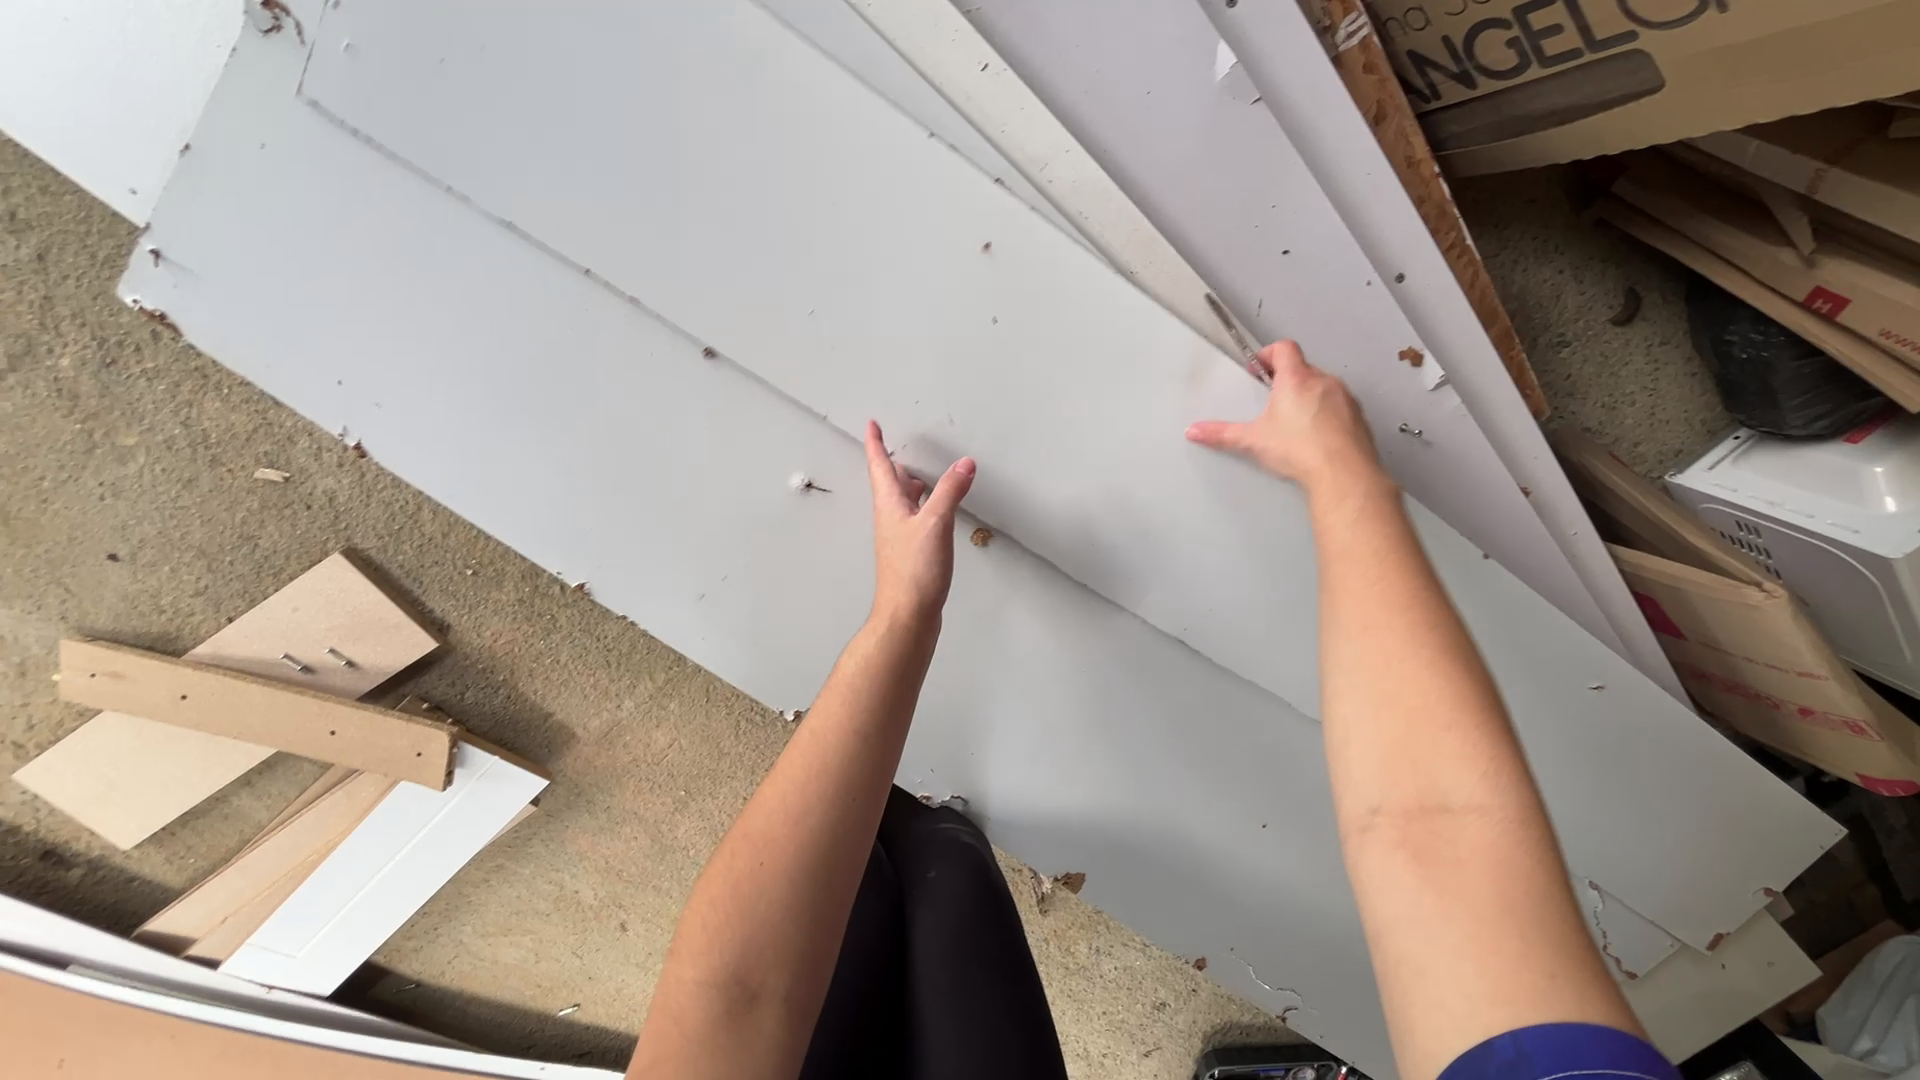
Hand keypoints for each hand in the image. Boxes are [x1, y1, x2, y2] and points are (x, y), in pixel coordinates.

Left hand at [864, 420, 975, 624]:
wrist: (907, 614)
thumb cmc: (913, 572)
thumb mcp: (935, 524)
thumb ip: (950, 491)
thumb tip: (964, 464)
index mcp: (890, 506)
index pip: (880, 466)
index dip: (875, 443)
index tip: (872, 425)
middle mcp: (891, 519)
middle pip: (889, 484)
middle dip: (893, 464)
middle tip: (893, 448)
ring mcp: (899, 537)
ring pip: (903, 503)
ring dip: (910, 486)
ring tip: (919, 476)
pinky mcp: (911, 553)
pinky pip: (916, 520)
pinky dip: (925, 507)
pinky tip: (936, 514)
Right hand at [1185, 340, 1381, 494]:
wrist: (1342, 473)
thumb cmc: (1300, 450)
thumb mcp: (1252, 441)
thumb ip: (1221, 434)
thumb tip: (1196, 431)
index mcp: (1296, 379)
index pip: (1284, 348)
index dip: (1269, 354)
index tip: (1259, 369)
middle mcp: (1323, 381)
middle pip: (1302, 368)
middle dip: (1286, 380)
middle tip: (1272, 400)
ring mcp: (1344, 397)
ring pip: (1323, 386)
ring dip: (1308, 396)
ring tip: (1294, 422)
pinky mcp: (1358, 416)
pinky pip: (1339, 405)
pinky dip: (1327, 414)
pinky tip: (1316, 436)